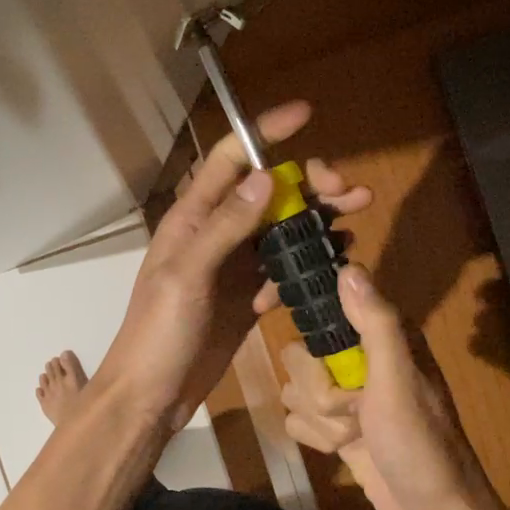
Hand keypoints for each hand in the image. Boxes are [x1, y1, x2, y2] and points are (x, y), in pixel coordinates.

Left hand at [94, 100, 370, 429]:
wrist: (154, 394)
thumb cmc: (159, 332)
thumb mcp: (188, 275)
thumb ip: (225, 226)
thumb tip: (265, 177)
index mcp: (191, 219)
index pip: (229, 160)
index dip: (264, 133)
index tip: (306, 114)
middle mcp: (214, 235)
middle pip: (266, 192)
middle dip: (308, 184)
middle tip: (347, 192)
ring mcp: (232, 267)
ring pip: (280, 230)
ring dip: (315, 222)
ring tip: (355, 218)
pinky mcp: (247, 297)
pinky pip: (282, 269)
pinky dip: (304, 264)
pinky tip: (326, 269)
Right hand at [280, 264, 492, 509]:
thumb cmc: (421, 443)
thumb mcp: (399, 380)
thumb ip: (375, 324)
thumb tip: (348, 268)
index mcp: (382, 339)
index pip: (325, 305)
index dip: (300, 310)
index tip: (266, 308)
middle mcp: (361, 361)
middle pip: (298, 355)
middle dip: (318, 390)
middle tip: (355, 407)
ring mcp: (345, 396)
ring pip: (294, 391)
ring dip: (321, 420)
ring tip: (357, 434)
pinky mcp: (334, 428)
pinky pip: (296, 421)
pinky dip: (317, 439)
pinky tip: (345, 450)